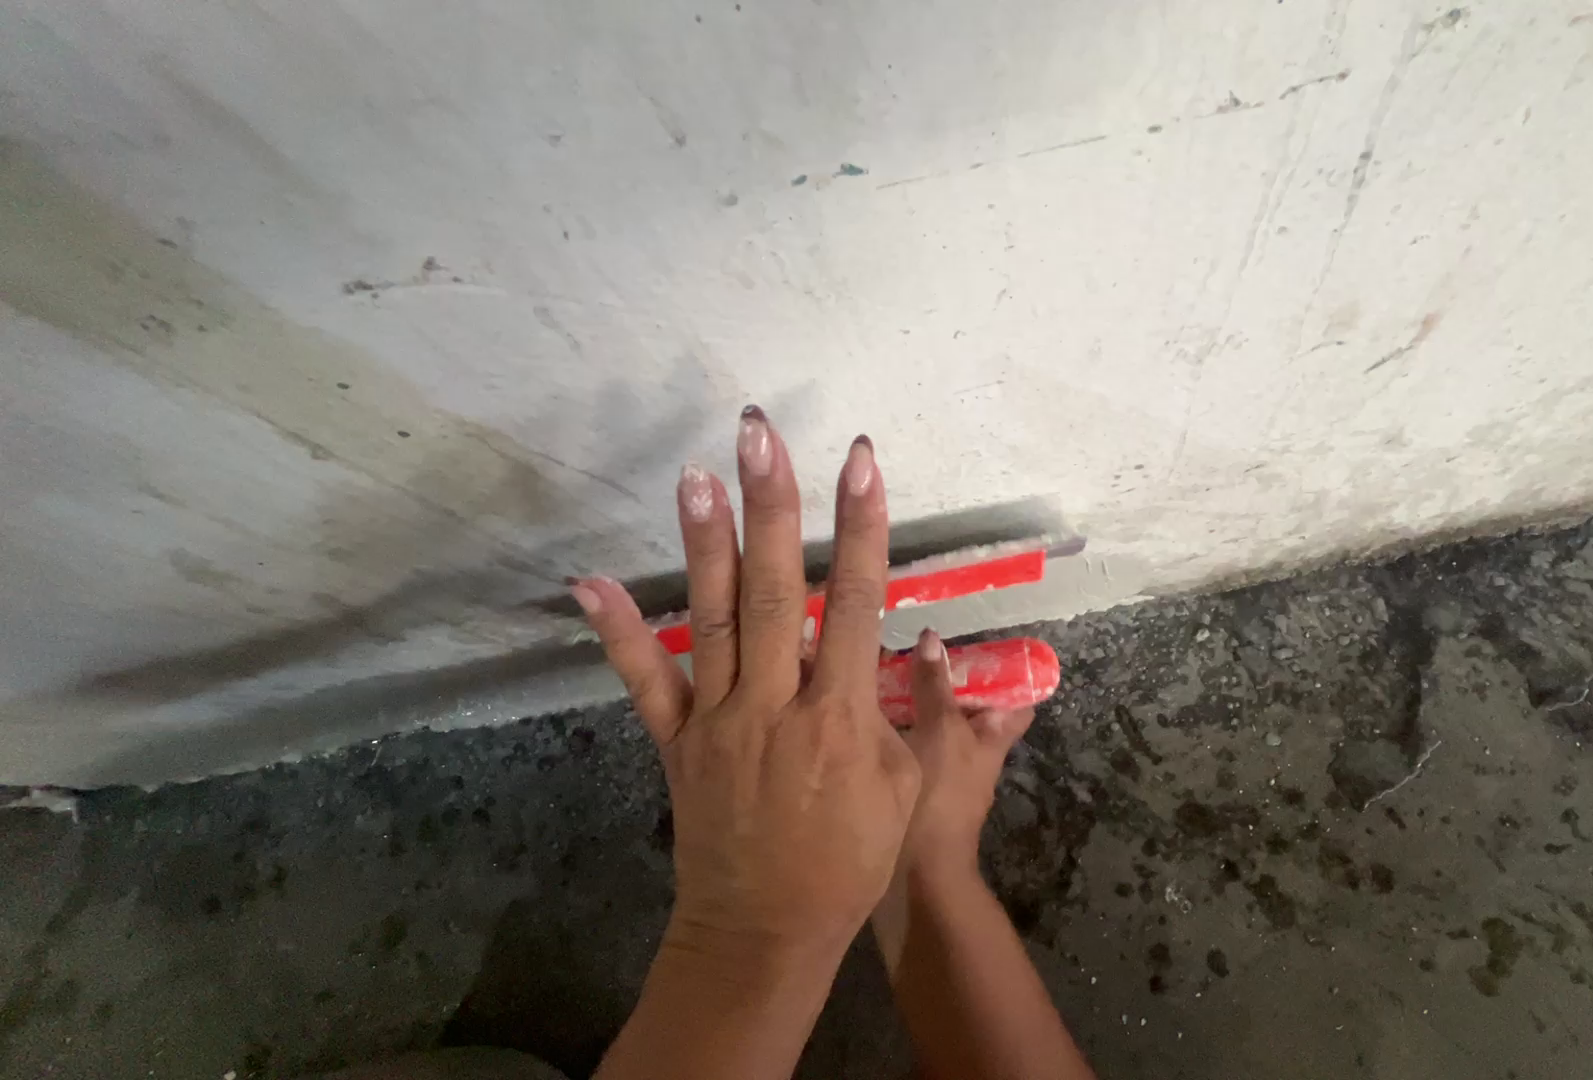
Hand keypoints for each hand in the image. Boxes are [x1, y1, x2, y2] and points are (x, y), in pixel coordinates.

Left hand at [570, 408, 920, 955]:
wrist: (768, 932)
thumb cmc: (851, 861)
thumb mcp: (908, 788)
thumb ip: (908, 711)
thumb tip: (904, 643)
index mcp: (843, 714)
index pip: (858, 601)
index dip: (862, 526)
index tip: (862, 461)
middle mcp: (777, 702)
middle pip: (778, 591)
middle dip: (774, 506)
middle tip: (761, 433)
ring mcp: (718, 719)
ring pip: (713, 619)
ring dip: (707, 543)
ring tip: (696, 475)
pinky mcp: (676, 741)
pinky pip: (643, 682)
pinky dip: (617, 631)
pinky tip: (589, 580)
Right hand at [892, 628, 1034, 883]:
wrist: (913, 878)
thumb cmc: (939, 799)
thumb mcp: (940, 731)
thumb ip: (935, 685)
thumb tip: (933, 637)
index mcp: (993, 736)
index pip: (1015, 695)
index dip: (1005, 667)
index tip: (978, 635)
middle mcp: (972, 749)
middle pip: (967, 702)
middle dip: (944, 672)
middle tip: (912, 635)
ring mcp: (941, 767)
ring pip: (931, 718)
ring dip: (912, 694)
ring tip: (880, 657)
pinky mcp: (910, 782)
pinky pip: (904, 739)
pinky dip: (890, 720)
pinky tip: (862, 702)